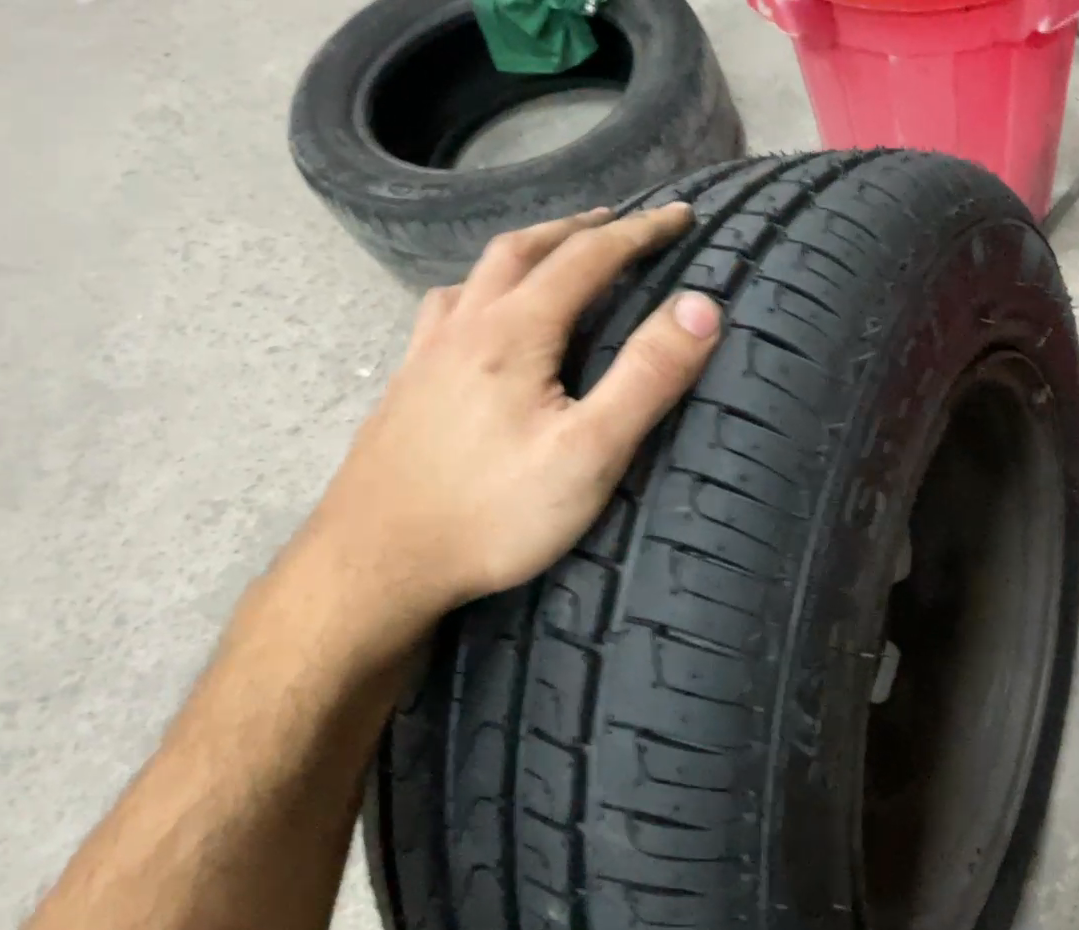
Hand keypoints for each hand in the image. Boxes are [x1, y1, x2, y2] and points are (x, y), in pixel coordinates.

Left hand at [298, 204, 721, 628]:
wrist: (378, 563)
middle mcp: (464, 328)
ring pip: (476, 274)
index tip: (679, 216)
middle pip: (523, 250)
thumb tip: (700, 307)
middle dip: (580, 229)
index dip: (638, 233)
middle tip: (621, 224)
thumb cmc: (495, 513)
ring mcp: (426, 356)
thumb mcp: (591, 451)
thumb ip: (647, 377)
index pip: (587, 259)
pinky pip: (445, 310)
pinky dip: (480, 289)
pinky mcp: (408, 389)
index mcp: (514, 334)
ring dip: (527, 251)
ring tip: (557, 255)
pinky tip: (480, 315)